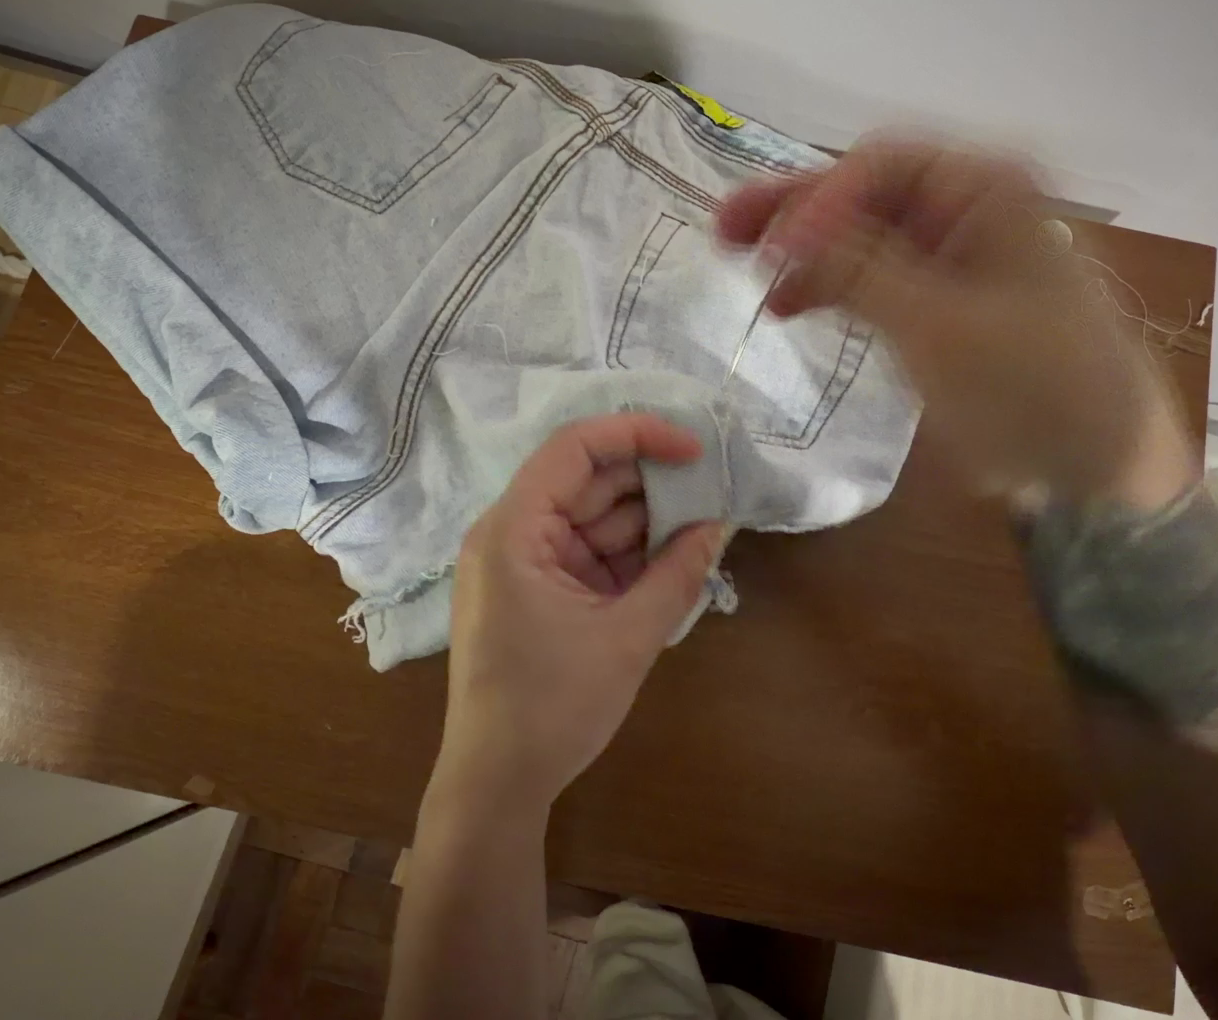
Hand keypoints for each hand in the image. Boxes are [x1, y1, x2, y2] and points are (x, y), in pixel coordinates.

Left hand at [434, 413, 726, 814]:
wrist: (498, 782)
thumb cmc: (553, 708)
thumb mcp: (627, 638)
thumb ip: (677, 575)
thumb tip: (719, 524)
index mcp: (514, 531)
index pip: (574, 449)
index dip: (636, 434)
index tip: (693, 447)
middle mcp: (510, 535)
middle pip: (585, 482)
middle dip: (649, 482)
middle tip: (712, 486)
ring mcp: (521, 566)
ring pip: (591, 519)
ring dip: (644, 520)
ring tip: (705, 521)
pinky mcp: (535, 594)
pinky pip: (587, 555)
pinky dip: (628, 555)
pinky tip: (673, 557)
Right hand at [718, 133, 1195, 505]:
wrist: (1096, 463)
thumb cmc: (1030, 387)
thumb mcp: (938, 326)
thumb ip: (857, 271)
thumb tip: (780, 234)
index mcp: (983, 188)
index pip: (880, 167)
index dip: (818, 200)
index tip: (772, 251)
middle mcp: (966, 209)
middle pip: (863, 196)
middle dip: (794, 212)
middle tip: (723, 230)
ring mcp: (952, 258)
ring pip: (861, 238)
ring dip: (804, 251)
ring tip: (745, 270)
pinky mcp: (940, 304)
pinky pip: (874, 279)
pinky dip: (832, 287)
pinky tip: (792, 305)